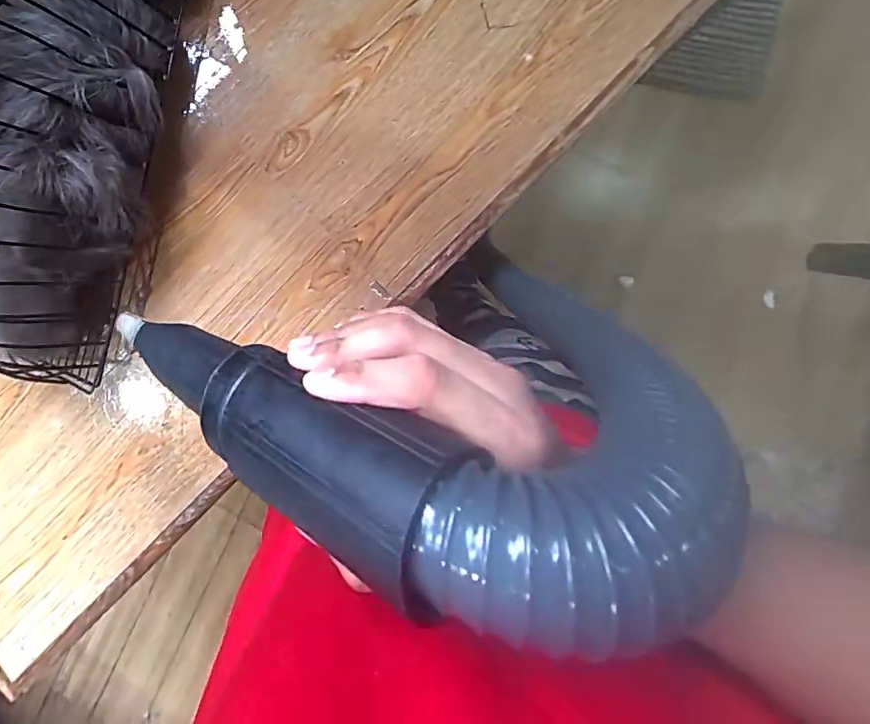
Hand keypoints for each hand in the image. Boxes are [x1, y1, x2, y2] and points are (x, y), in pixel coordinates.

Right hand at [286, 306, 561, 591]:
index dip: (364, 377)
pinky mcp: (477, 356)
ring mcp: (490, 363)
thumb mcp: (468, 545)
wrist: (571, 498)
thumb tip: (323, 534)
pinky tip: (339, 336)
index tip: (313, 386)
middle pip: (414, 341)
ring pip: (414, 324)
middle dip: (347, 346)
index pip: (425, 381)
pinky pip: (418, 325)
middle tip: (298, 361)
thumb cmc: (516, 528)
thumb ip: (395, 545)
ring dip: (352, 331)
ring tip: (305, 346)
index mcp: (502, 434)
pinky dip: (371, 326)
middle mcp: (499, 386)